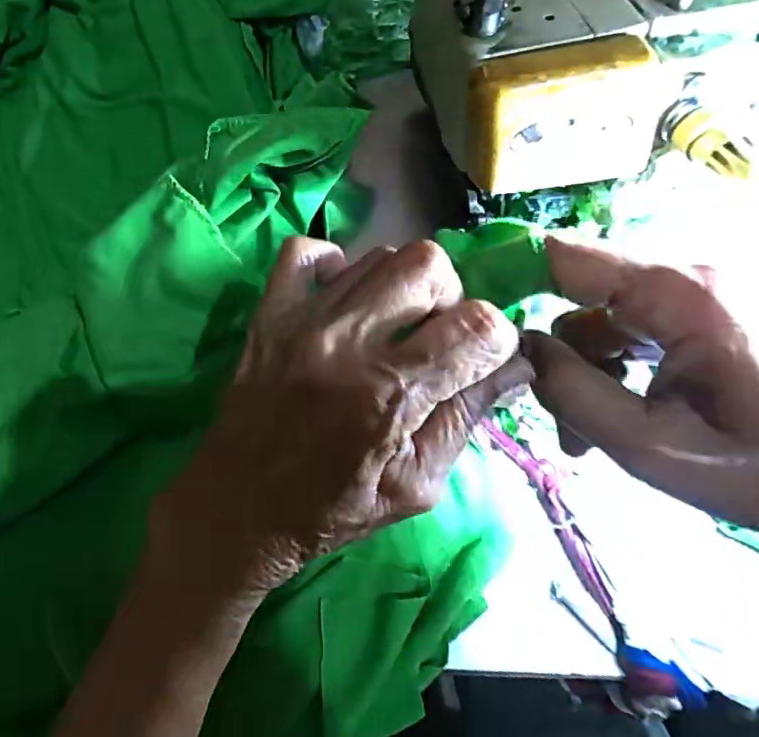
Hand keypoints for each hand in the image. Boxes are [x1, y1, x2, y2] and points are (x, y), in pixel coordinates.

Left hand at [152, 237, 532, 598]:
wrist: (240, 500)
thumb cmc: (332, 506)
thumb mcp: (417, 484)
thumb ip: (467, 416)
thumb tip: (517, 364)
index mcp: (391, 392)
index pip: (478, 324)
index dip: (495, 339)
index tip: (479, 359)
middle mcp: (347, 341)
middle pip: (427, 263)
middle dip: (449, 296)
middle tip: (433, 335)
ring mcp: (301, 318)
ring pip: (375, 253)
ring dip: (397, 284)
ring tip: (387, 323)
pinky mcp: (267, 310)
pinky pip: (304, 251)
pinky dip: (333, 264)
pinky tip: (341, 298)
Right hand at [524, 237, 758, 563]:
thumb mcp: (651, 448)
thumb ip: (568, 392)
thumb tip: (513, 348)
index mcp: (683, 293)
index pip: (562, 254)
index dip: (505, 274)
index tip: (464, 312)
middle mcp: (690, 277)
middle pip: (577, 292)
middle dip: (553, 349)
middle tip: (545, 409)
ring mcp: (700, 296)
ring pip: (597, 318)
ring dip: (581, 371)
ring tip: (587, 436)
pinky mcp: (705, 318)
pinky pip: (629, 332)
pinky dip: (610, 371)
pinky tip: (617, 421)